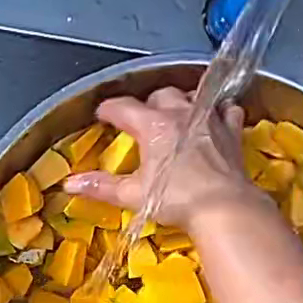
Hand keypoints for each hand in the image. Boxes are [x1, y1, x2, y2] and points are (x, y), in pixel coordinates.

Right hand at [61, 88, 271, 230]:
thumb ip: (101, 187)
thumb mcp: (132, 195)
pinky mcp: (231, 131)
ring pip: (193, 94)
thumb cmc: (176, 200)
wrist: (222, 207)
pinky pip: (226, 109)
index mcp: (153, 125)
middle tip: (140, 120)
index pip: (123, 108)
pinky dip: (218, 111)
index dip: (109, 110)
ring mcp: (209, 118)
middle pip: (160, 95)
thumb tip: (70, 183)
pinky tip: (214, 119)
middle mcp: (181, 113)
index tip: (102, 114)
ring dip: (181, 101)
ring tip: (175, 114)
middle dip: (148, 104)